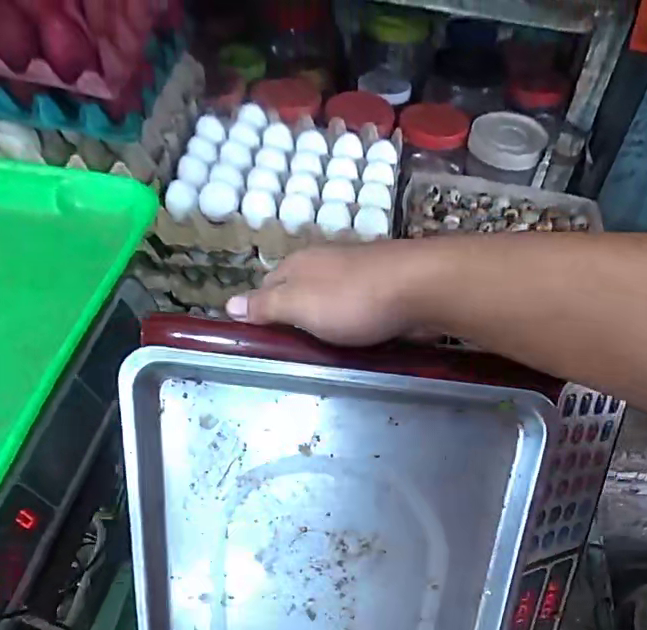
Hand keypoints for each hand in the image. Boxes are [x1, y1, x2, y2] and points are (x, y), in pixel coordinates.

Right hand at [226, 243, 429, 346]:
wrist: (420, 288)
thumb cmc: (352, 299)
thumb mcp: (298, 305)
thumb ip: (266, 306)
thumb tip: (227, 303)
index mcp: (299, 265)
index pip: (267, 286)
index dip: (261, 311)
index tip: (261, 338)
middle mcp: (326, 263)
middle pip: (300, 291)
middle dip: (295, 315)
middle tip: (294, 349)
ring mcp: (358, 274)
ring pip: (331, 301)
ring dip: (326, 320)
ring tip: (325, 349)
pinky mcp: (385, 289)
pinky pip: (359, 309)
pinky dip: (354, 323)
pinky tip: (358, 339)